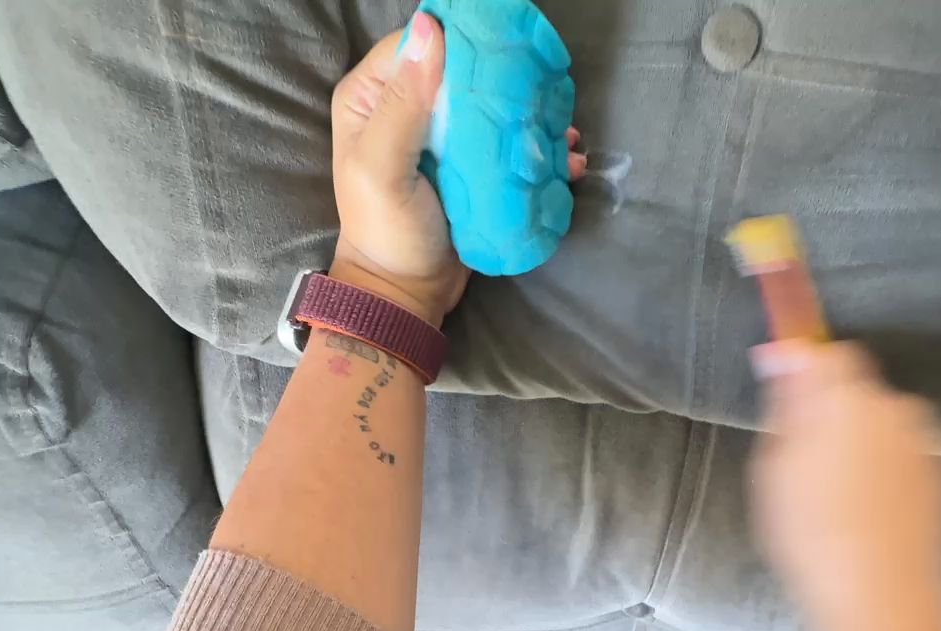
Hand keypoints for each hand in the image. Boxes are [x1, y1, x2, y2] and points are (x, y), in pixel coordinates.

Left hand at [329, 14, 587, 325]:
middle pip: (462, 78)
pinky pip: (506, 153)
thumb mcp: (384, 166)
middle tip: (544, 88)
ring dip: (529, 122)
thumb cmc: (387, 232)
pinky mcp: (473, 176)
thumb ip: (404, 103)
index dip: (459, 41)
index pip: (419, 47)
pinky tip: (565, 161)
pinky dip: (536, 156)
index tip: (503, 45)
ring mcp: (446, 147)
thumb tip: (430, 28)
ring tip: (565, 132)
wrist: (407, 293)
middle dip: (505, 81)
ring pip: (491, 116)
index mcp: (375, 99)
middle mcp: (411, 114)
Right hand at [749, 340, 940, 630]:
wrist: (883, 600)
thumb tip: (786, 362)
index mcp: (847, 401)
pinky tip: (863, 515)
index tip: (778, 378)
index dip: (801, 362)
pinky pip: (902, 458)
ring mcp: (924, 444)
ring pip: (881, 426)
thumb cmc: (815, 538)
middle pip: (856, 391)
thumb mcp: (773, 471)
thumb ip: (785, 408)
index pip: (828, 353)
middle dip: (829, 411)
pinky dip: (882, 473)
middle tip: (799, 459)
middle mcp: (894, 410)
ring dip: (858, 443)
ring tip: (832, 498)